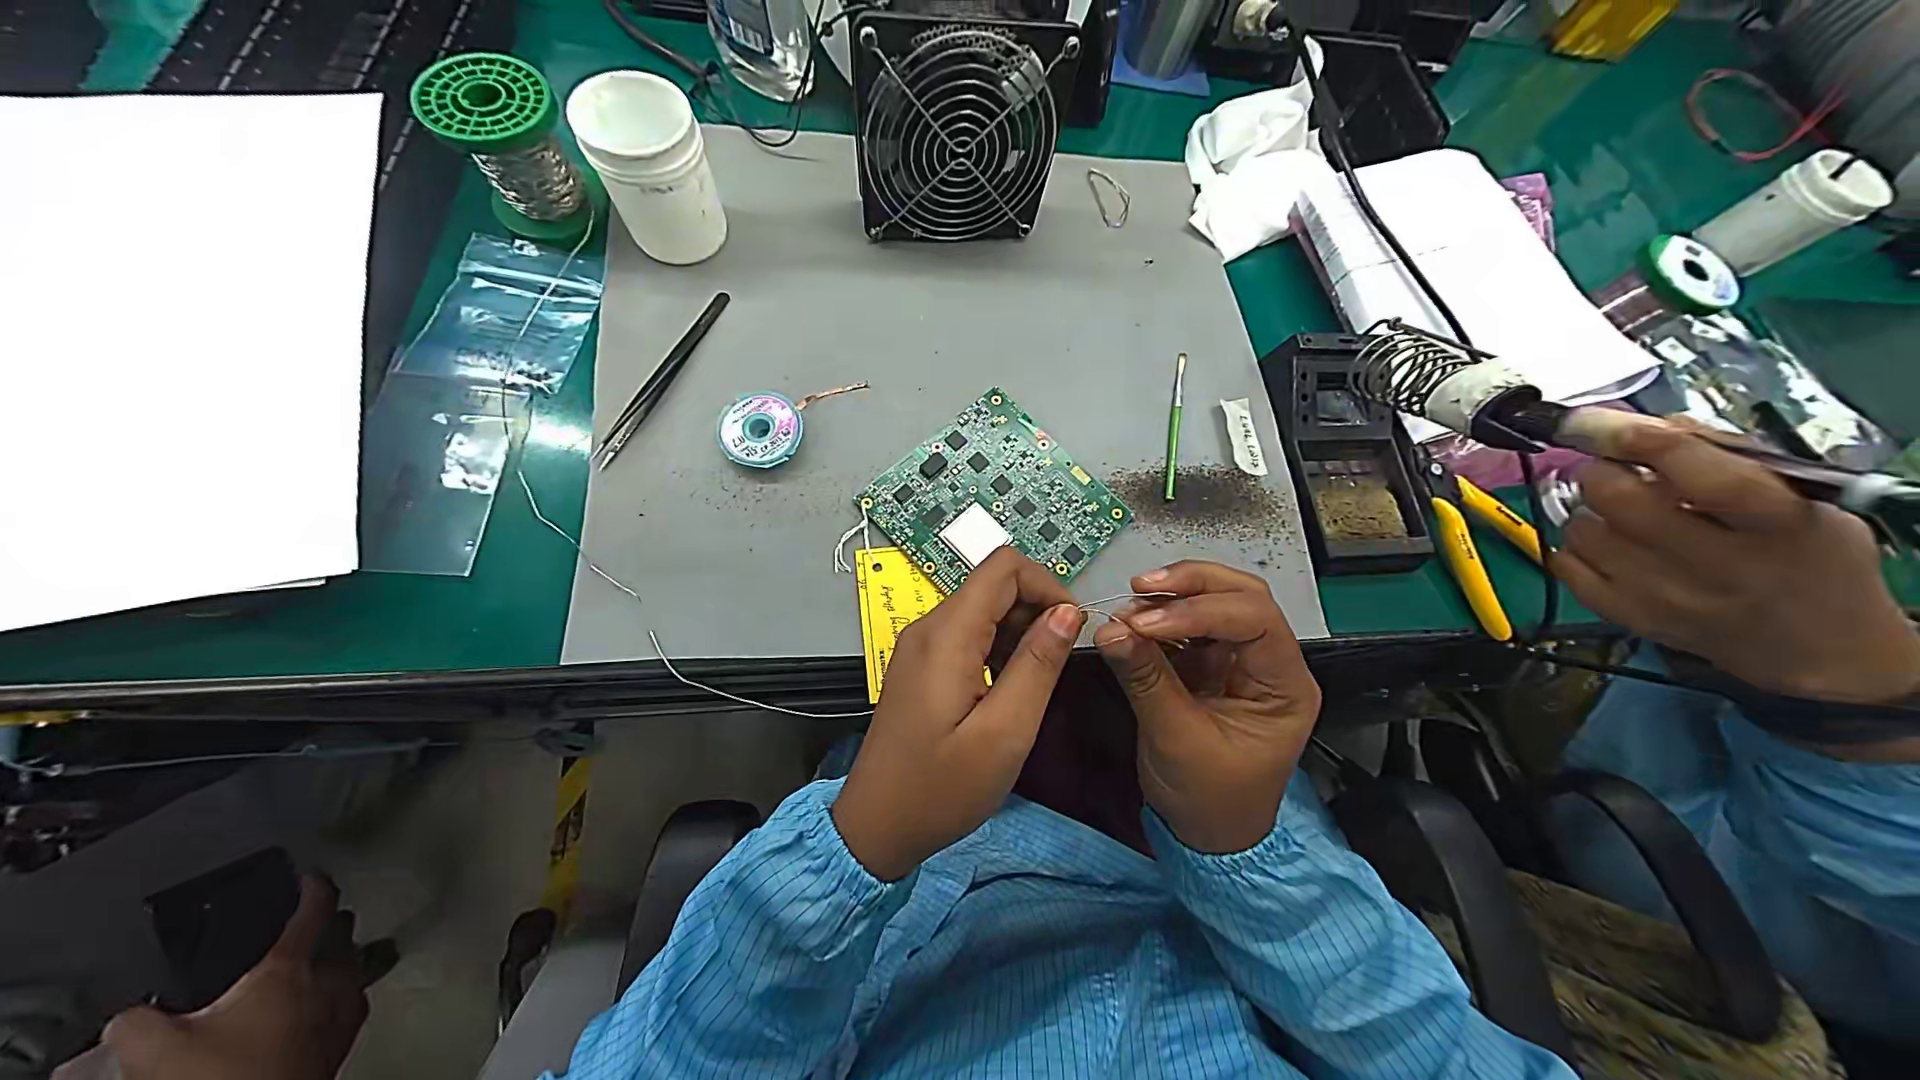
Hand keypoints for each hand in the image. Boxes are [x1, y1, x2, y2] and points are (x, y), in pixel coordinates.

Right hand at [77, 877, 368, 1079]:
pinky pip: (352, 993)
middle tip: (297, 933)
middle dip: (324, 926)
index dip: (313, 887)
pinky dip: (335, 991)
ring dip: (332, 959)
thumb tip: (128, 1015)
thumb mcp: (156, 1052)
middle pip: (340, 930)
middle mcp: (332, 973)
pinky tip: (312, 1005)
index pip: (315, 906)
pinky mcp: (351, 1026)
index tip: (309, 879)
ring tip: (302, 970)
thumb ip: (137, 1023)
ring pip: (351, 960)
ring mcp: (349, 998)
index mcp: (291, 966)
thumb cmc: (220, 1078)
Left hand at [833, 548, 1083, 879]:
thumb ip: (1038, 665)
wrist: (877, 825)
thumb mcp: (1004, 733)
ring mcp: (920, 645)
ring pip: (982, 609)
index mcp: (946, 635)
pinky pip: (967, 634)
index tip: (1072, 630)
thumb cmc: (940, 789)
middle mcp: (928, 628)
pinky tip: (1006, 690)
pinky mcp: (920, 665)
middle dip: (1035, 610)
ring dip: (1018, 632)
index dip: (1047, 586)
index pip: (1003, 567)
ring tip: (1032, 684)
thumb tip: (1068, 612)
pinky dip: (997, 648)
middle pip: (992, 584)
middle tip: (1055, 665)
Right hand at [1092, 561, 1320, 853]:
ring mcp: (1237, 660)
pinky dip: (1158, 618)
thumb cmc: (1208, 798)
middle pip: (1242, 595)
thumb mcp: (1175, 739)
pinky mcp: (1207, 664)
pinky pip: (1186, 625)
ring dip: (1171, 596)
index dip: (1201, 611)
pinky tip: (1131, 623)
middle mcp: (1268, 663)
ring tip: (1128, 608)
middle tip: (1139, 586)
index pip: (1256, 620)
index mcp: (1285, 685)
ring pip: (1215, 601)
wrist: (1206, 834)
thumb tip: (1110, 628)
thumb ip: (1145, 679)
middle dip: (1192, 583)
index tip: (1146, 622)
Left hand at [1558, 414, 1919, 704]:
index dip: (1654, 446)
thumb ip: (1729, 459)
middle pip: (1622, 502)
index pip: (1711, 481)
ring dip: (1590, 511)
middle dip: (1603, 473)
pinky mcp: (1623, 615)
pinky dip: (1575, 545)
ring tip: (1621, 514)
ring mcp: (1662, 595)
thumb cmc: (1805, 559)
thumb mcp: (1801, 502)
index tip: (1617, 427)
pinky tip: (1607, 545)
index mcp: (1778, 528)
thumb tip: (1654, 427)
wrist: (1815, 646)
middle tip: (1612, 470)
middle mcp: (1717, 566)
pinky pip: (1564, 563)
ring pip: (1583, 529)